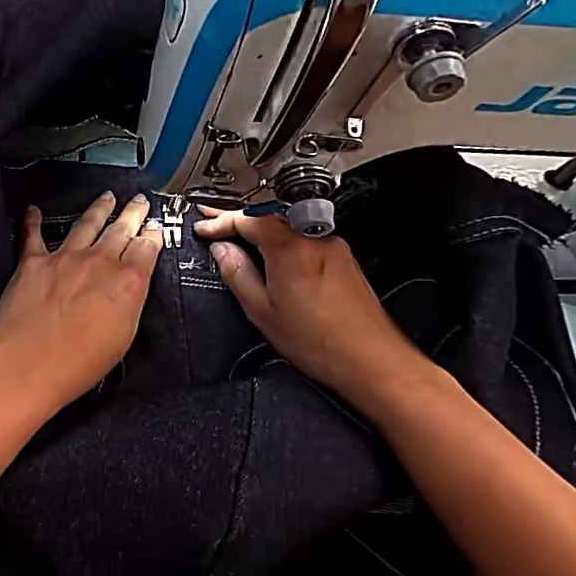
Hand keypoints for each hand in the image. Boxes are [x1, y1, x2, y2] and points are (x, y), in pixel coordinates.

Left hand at [0, 191, 162, 407]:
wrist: (29, 364)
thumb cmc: (76, 362)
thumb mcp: (124, 337)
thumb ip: (129, 305)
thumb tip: (130, 292)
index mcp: (127, 281)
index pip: (147, 248)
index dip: (153, 234)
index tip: (154, 227)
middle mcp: (98, 262)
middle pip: (121, 229)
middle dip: (133, 213)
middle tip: (139, 202)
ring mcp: (65, 258)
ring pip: (87, 224)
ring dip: (99, 209)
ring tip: (106, 198)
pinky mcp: (34, 263)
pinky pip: (33, 235)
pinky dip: (33, 221)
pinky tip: (34, 210)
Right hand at [194, 206, 432, 404]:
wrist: (370, 359)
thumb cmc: (323, 342)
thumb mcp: (262, 311)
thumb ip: (237, 273)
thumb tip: (222, 251)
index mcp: (290, 248)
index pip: (246, 220)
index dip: (220, 222)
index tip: (205, 227)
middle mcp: (314, 238)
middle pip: (269, 217)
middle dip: (240, 221)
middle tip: (216, 226)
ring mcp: (332, 246)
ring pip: (288, 227)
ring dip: (263, 232)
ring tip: (241, 242)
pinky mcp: (343, 257)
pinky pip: (305, 240)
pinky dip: (285, 244)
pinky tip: (275, 261)